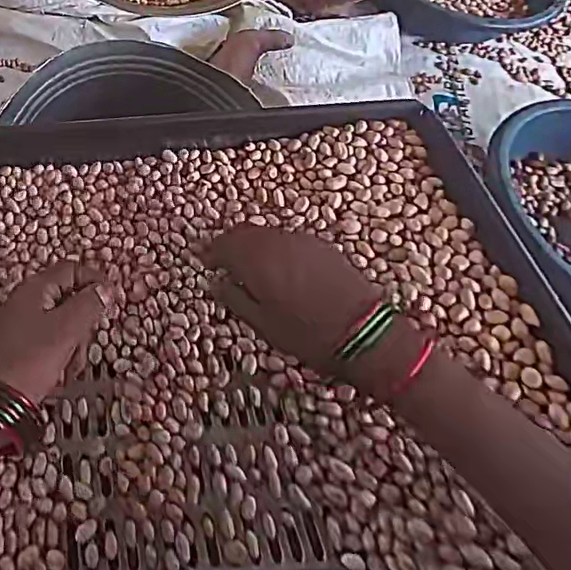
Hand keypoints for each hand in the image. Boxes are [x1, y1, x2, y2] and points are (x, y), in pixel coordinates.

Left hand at [0, 262, 117, 403]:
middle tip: (82, 345)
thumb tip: (105, 288)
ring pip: (62, 326)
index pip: (71, 269)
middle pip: (69, 300)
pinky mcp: (20, 347)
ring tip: (67, 368)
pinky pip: (50, 345)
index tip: (112, 302)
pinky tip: (57, 377)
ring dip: (73, 347)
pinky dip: (59, 359)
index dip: (94, 282)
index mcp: (36, 288)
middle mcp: (27, 301)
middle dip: (82, 326)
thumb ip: (88, 305)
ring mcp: (22, 324)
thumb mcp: (66, 329)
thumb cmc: (29, 360)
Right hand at [200, 223, 382, 373]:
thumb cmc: (309, 335)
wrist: (367, 334)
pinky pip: (288, 239)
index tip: (202, 260)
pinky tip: (280, 265)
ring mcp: (300, 241)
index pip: (222, 246)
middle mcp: (275, 242)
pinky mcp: (321, 246)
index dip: (210, 253)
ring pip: (266, 234)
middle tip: (221, 258)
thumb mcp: (264, 325)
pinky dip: (276, 247)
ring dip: (252, 244)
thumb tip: (216, 283)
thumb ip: (235, 299)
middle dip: (228, 244)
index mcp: (255, 260)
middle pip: (243, 233)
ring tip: (249, 263)